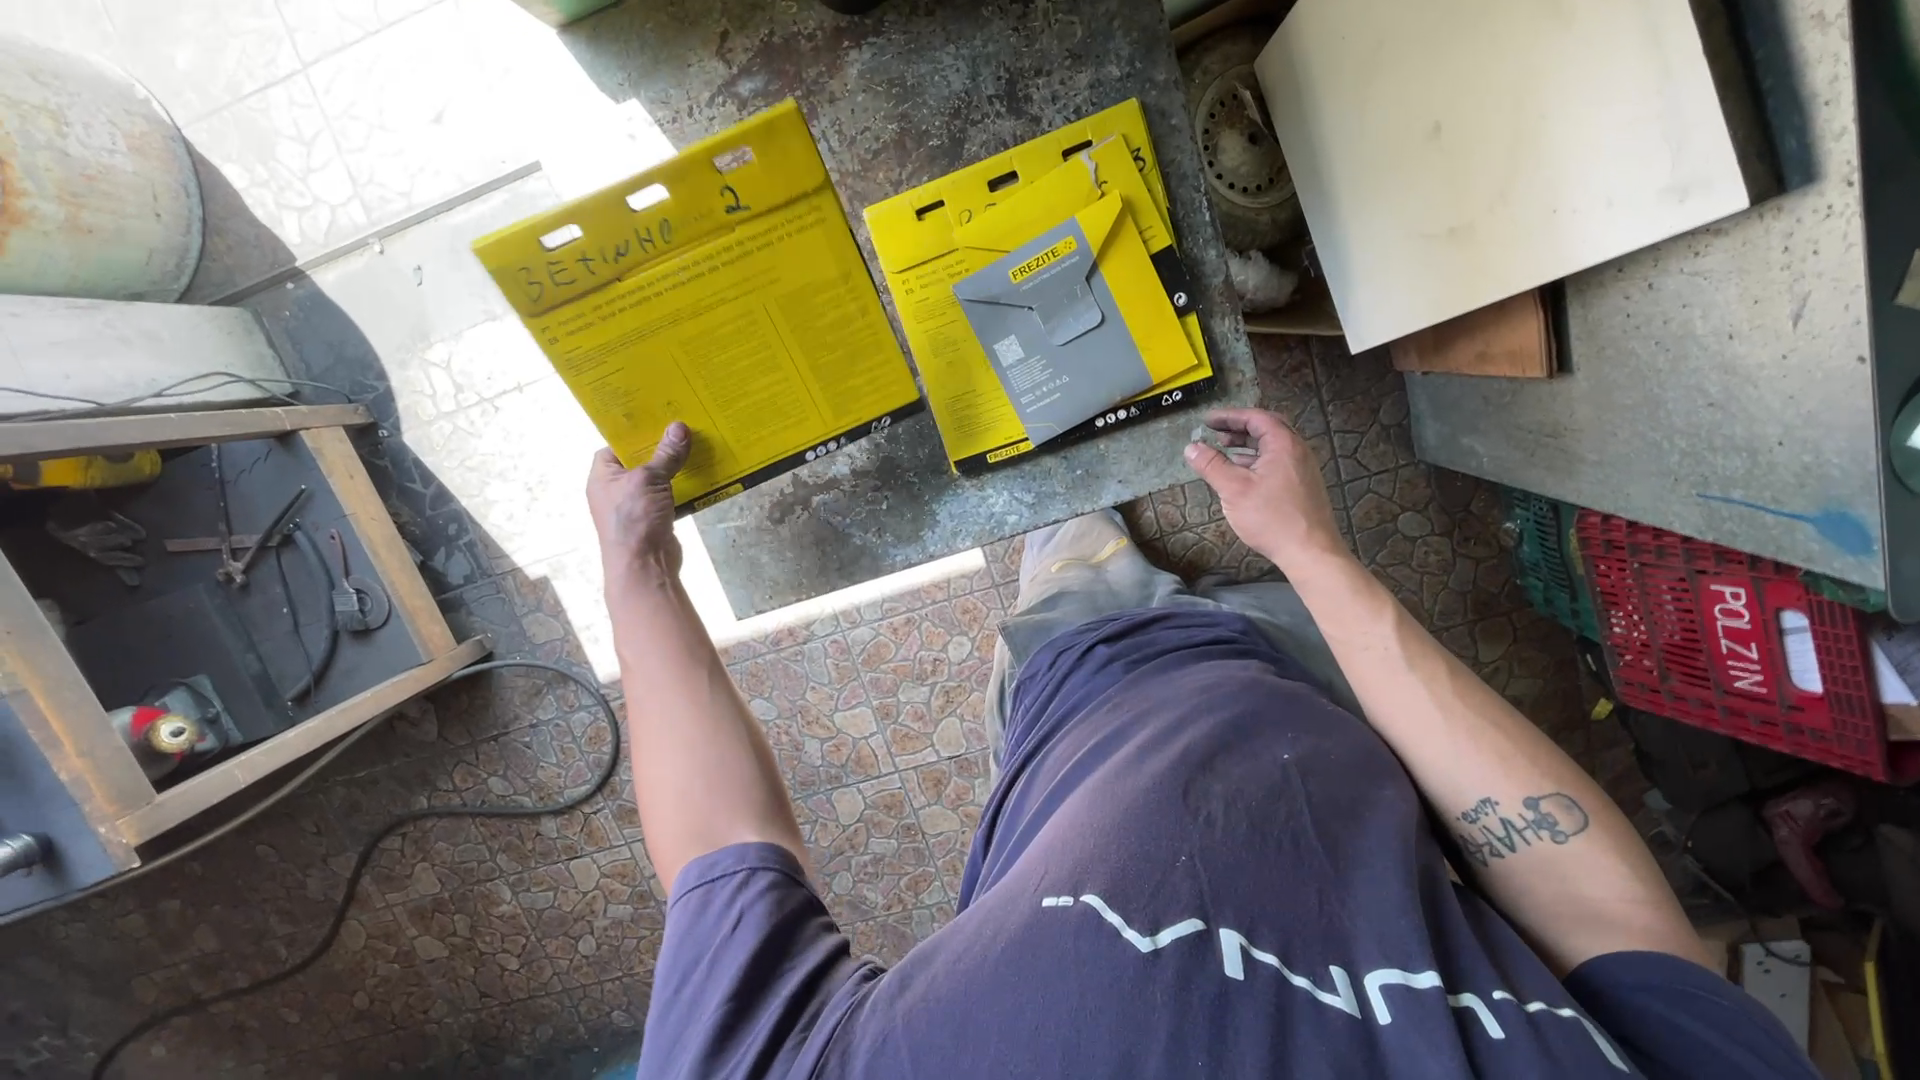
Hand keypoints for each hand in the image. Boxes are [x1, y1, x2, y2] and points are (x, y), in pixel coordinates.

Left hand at [587, 422, 691, 584]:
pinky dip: (683, 487)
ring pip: (658, 478)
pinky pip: (669, 495)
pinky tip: (701, 474)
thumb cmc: (634, 518)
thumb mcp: (649, 479)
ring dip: (676, 467)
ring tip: (697, 446)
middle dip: (662, 447)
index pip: (616, 444)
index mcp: (603, 475)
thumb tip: (679, 427)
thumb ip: (665, 454)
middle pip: (640, 460)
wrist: (644, 565)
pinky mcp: (654, 518)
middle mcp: (615, 488)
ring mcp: (635, 505)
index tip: (659, 417)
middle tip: (685, 427)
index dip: (636, 432)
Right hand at [1183, 407, 1348, 573]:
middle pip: (1267, 428)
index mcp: (1283, 444)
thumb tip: (1191, 447)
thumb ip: (1211, 465)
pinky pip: (1278, 462)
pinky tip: (1244, 474)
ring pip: (1273, 447)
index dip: (1229, 417)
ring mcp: (1303, 469)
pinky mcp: (1303, 486)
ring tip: (1225, 451)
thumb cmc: (1271, 517)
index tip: (1207, 421)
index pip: (1256, 417)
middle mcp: (1297, 451)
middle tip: (1216, 433)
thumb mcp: (1233, 489)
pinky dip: (1258, 460)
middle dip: (1240, 428)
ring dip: (1248, 445)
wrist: (1310, 551)